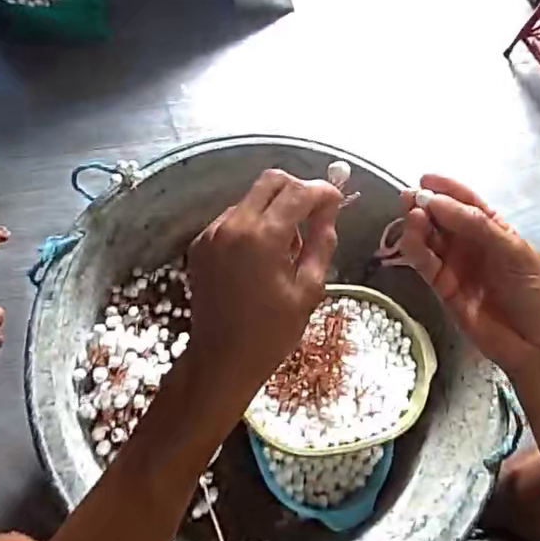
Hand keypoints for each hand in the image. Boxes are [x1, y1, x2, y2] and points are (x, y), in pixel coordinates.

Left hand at [185, 169, 343, 400]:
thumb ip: (321, 242)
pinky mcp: (201, 243)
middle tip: (315, 214)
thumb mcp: (308, 289)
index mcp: (262, 237)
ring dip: (276, 208)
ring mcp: (212, 232)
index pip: (298, 192)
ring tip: (289, 247)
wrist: (220, 360)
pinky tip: (263, 255)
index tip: (338, 201)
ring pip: (252, 198)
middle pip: (271, 180)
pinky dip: (255, 224)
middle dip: (298, 190)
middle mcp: (233, 225)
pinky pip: (235, 217)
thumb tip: (329, 210)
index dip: (323, 191)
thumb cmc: (271, 332)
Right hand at [396, 174, 539, 376]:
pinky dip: (414, 249)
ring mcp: (455, 265)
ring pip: (429, 239)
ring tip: (411, 214)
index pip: (467, 202)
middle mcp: (470, 244)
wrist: (539, 345)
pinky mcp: (442, 287)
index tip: (426, 178)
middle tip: (408, 196)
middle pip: (442, 218)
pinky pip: (424, 263)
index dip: (447, 188)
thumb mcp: (515, 251)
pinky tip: (410, 237)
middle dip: (424, 204)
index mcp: (493, 230)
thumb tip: (437, 202)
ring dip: (417, 224)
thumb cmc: (537, 293)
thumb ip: (477, 226)